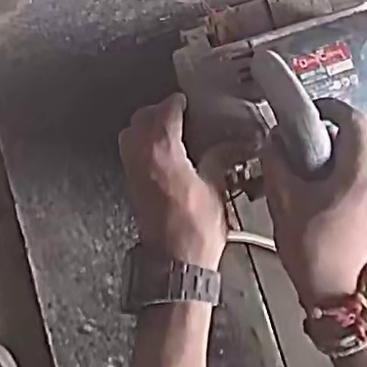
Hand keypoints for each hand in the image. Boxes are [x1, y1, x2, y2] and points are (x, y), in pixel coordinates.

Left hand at [118, 93, 238, 268]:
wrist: (176, 264)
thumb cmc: (195, 231)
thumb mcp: (216, 188)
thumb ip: (221, 158)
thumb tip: (236, 144)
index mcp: (163, 152)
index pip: (165, 111)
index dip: (177, 103)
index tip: (187, 101)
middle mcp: (142, 157)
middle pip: (141, 118)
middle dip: (159, 110)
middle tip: (178, 112)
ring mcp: (133, 171)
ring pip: (130, 133)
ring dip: (145, 125)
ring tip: (168, 129)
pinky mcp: (131, 185)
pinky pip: (129, 151)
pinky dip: (141, 143)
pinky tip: (161, 152)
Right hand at [260, 99, 366, 305]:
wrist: (333, 292)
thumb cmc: (309, 245)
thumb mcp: (283, 199)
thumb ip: (276, 161)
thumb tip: (274, 139)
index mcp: (357, 173)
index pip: (356, 121)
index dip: (332, 106)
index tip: (309, 109)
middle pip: (357, 139)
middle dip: (327, 131)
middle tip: (298, 136)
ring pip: (355, 159)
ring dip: (329, 152)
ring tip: (299, 162)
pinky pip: (355, 177)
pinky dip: (335, 171)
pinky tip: (311, 186)